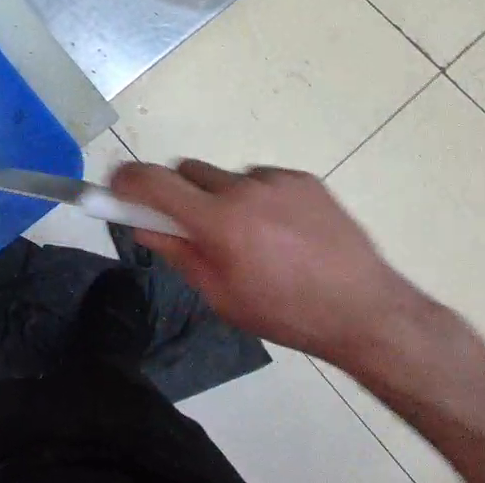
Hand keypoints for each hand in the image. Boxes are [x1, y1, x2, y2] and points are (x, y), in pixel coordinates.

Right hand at [111, 159, 424, 369]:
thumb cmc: (285, 313)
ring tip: (255, 237)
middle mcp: (243, 191)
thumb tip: (141, 224)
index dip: (127, 179)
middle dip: (181, 193)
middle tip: (195, 225)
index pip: (153, 182)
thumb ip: (177, 253)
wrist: (367, 313)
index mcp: (219, 223)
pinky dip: (260, 198)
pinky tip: (284, 232)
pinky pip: (262, 179)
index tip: (116, 185)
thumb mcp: (221, 295)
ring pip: (225, 176)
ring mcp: (276, 181)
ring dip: (224, 196)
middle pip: (187, 171)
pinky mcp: (303, 179)